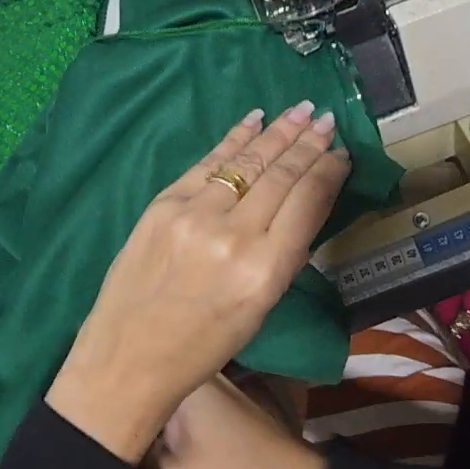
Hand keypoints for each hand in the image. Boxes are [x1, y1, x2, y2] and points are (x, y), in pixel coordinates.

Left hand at [44, 102, 351, 461]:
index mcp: (264, 271)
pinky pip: (209, 161)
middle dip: (308, 143)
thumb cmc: (204, 344)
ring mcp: (194, 214)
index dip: (328, 171)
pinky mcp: (164, 202)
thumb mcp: (261, 308)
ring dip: (278, 131)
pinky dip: (235, 137)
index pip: (307, 202)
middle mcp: (233, 235)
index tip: (342, 152)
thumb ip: (284, 252)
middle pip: (281, 175)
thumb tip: (305, 198)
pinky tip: (255, 119)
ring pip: (248, 161)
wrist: (128, 358)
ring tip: (301, 110)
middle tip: (327, 119)